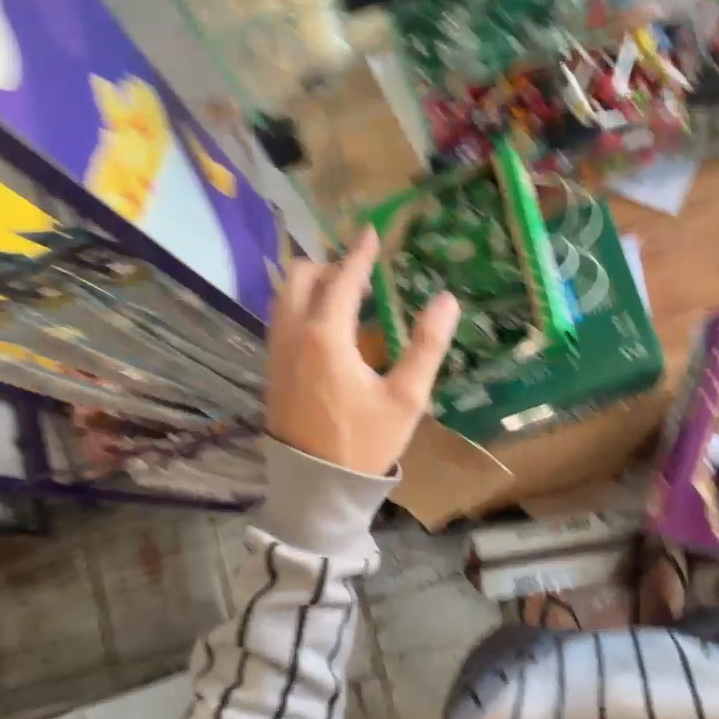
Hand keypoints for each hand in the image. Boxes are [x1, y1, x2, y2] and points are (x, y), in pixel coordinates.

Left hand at [266, 228, 459, 476]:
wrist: (316, 487)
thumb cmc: (364, 443)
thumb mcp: (405, 400)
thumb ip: (426, 346)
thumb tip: (446, 300)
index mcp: (326, 337)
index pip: (343, 279)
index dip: (360, 254)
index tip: (371, 232)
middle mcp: (293, 336)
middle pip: (301, 277)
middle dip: (329, 265)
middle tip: (358, 271)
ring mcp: (277, 353)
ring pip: (284, 297)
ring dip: (310, 284)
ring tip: (341, 294)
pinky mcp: (272, 371)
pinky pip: (280, 320)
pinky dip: (299, 307)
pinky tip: (323, 326)